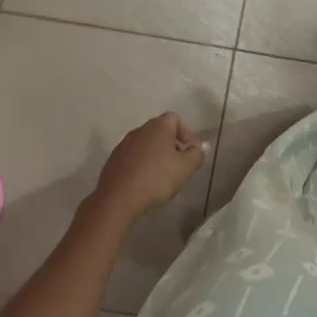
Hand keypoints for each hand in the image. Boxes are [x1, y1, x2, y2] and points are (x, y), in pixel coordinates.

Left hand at [94, 112, 209, 219]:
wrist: (118, 198)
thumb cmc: (156, 178)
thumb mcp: (184, 169)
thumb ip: (196, 155)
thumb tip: (203, 145)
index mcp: (158, 126)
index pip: (174, 117)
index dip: (185, 130)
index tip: (189, 148)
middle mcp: (140, 130)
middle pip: (159, 130)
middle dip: (170, 143)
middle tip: (177, 162)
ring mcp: (124, 144)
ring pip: (145, 143)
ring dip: (154, 154)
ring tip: (161, 174)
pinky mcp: (113, 160)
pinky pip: (132, 156)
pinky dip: (140, 163)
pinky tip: (143, 181)